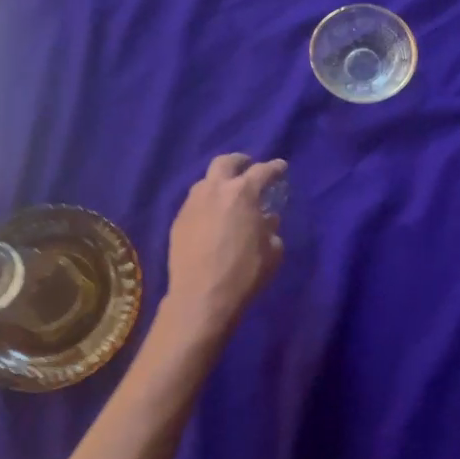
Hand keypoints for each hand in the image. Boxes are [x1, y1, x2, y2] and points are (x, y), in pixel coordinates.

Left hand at [163, 154, 286, 339]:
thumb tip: (266, 220)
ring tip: (227, 195)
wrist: (201, 297)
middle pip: (225, 162)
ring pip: (205, 181)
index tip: (281, 168)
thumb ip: (271, 229)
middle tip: (248, 168)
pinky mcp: (178, 221)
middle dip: (240, 162)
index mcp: (243, 193)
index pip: (262, 171)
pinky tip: (212, 217)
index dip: (275, 168)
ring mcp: (192, 204)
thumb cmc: (244, 273)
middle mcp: (215, 190)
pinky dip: (206, 203)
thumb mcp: (272, 251)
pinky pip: (195, 202)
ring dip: (219, 182)